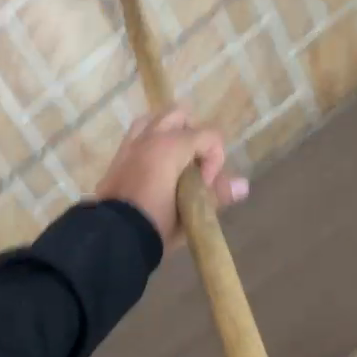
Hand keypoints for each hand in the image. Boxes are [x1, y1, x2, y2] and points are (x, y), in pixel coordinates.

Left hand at [94, 106, 247, 244]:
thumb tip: (243, 186)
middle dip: (192, 137)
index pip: (209, 135)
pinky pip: (135, 139)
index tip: (205, 185)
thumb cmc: (156, 225)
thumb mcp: (190, 212)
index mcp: (172, 146)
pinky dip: (148, 146)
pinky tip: (152, 171)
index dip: (215, 158)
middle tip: (192, 167)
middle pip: (179, 116)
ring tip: (172, 163)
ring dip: (167, 134)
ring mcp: (129, 146)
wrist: (113, 239)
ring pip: (152, 121)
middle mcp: (150, 137)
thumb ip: (216, 194)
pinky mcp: (115, 160)